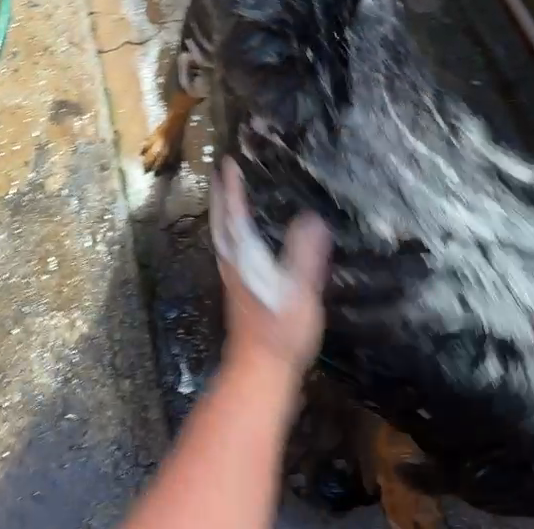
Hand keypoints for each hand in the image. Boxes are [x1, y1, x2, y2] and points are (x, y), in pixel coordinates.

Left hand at [210, 157, 332, 379]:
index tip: (228, 163)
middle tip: (220, 173)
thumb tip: (313, 218)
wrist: (260, 371)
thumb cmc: (280, 330)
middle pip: (221, 223)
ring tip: (226, 197)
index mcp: (245, 258)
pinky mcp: (238, 293)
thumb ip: (305, 256)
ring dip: (222, 214)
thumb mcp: (299, 291)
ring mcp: (233, 280)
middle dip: (220, 196)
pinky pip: (230, 250)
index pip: (235, 215)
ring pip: (222, 238)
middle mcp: (233, 264)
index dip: (232, 188)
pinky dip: (230, 234)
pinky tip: (241, 241)